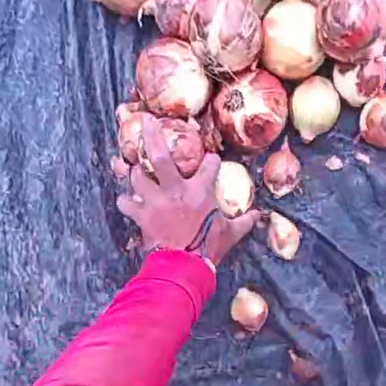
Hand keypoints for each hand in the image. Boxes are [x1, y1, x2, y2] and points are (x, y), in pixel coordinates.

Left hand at [117, 116, 258, 265]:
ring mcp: (155, 201)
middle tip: (147, 120)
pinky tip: (126, 199)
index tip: (211, 159)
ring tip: (131, 165)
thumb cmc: (209, 247)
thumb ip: (244, 221)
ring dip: (133, 170)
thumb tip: (260, 215)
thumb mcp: (231, 233)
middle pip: (159, 156)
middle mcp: (175, 190)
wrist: (185, 265)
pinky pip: (127, 203)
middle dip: (152, 136)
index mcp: (200, 191)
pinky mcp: (142, 215)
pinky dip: (126, 201)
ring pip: (137, 176)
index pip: (209, 165)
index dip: (211, 160)